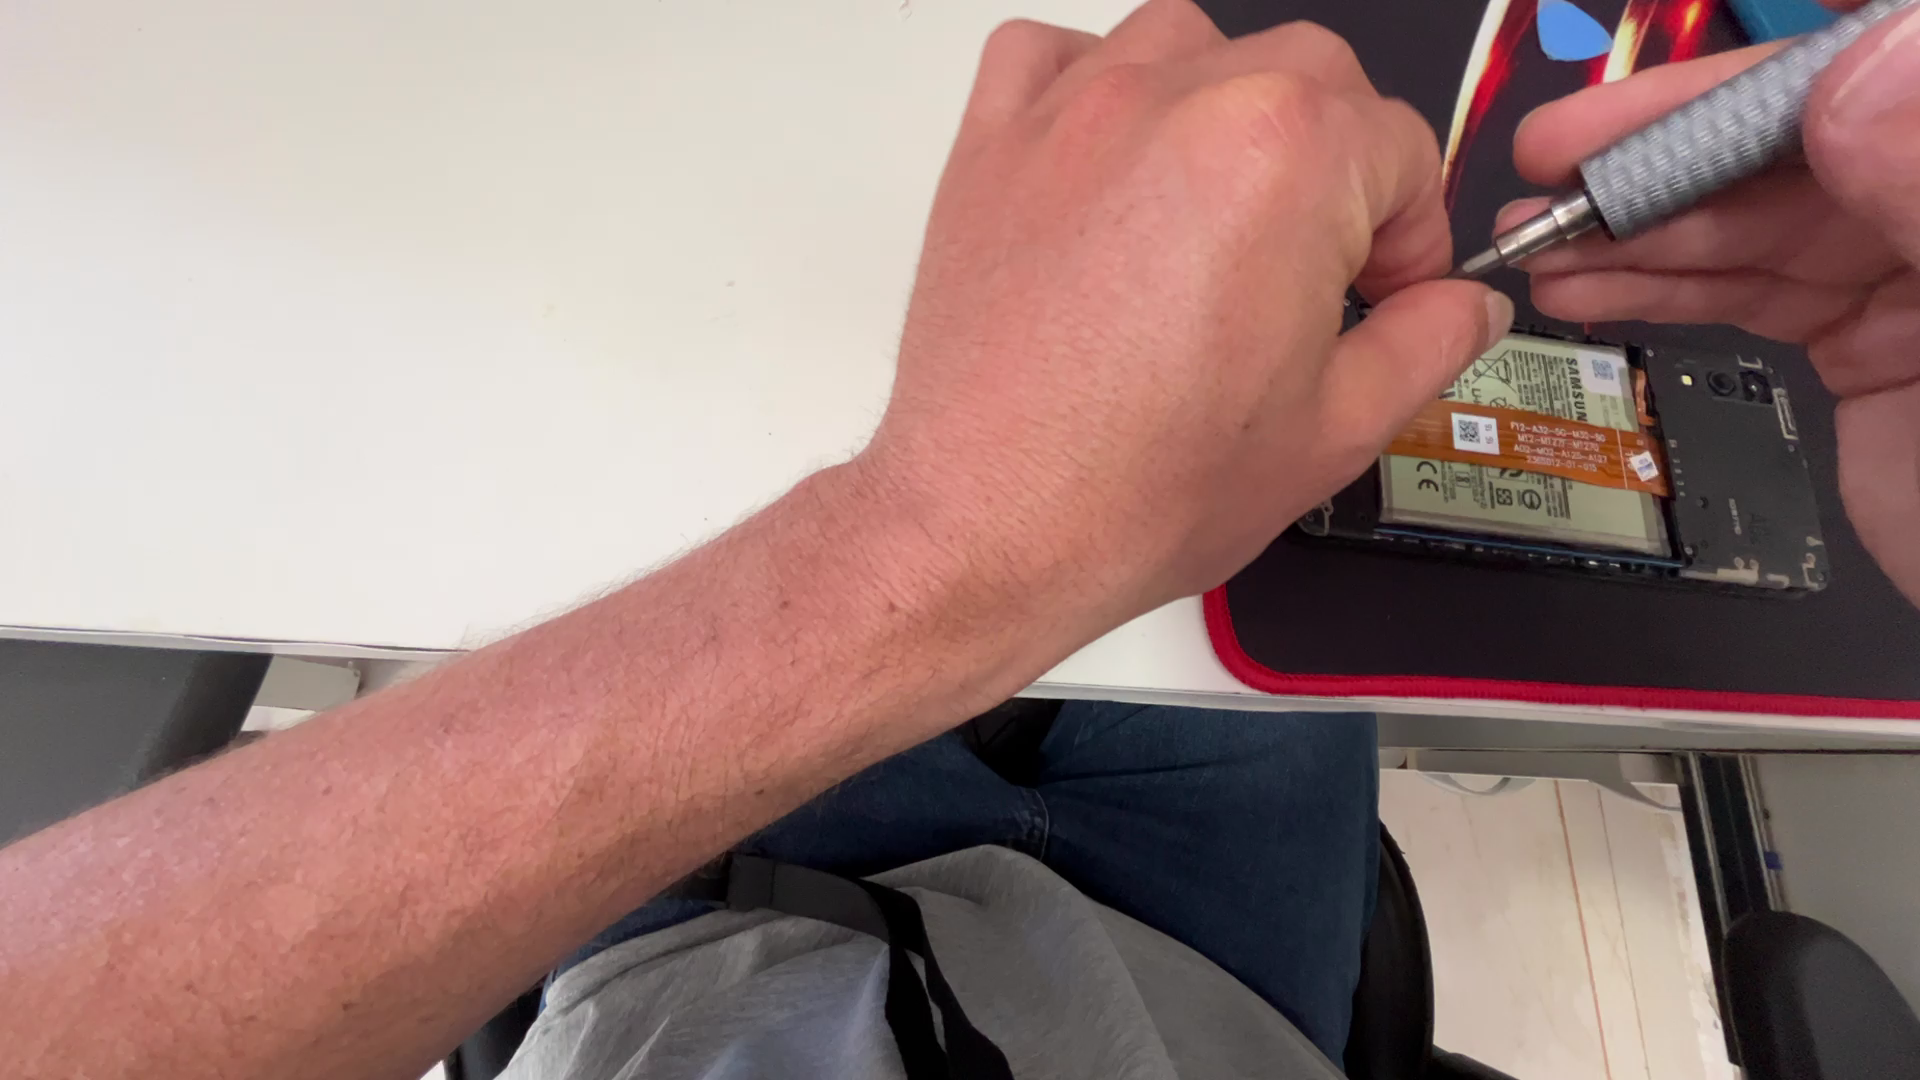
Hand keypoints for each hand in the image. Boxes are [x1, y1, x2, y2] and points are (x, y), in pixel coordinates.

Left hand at [861, 0, 1509, 638]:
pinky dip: (1090, 91)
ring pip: (1185, 51)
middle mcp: (1175, 103)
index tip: (1381, 292)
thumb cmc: (1139, 496)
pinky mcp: (987, 155)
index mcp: (1288, 156)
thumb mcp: (1329, 437)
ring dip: (1222, 118)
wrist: (990, 529)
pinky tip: (1105, 168)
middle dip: (1330, 171)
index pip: (1399, 149)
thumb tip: (1458, 304)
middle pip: (1305, 82)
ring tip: (1207, 225)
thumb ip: (1425, 346)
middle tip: (1303, 273)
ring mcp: (1067, 121)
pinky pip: (1047, 63)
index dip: (1405, 232)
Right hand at [1499, 3, 1919, 600]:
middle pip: (1793, 160)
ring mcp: (1917, 275)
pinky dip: (1656, 293)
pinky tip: (1580, 292)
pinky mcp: (1858, 344)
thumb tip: (1852, 68)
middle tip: (1530, 197)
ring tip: (1529, 254)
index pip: (1879, 86)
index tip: (1599, 127)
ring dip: (1630, 242)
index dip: (1729, 96)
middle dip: (1652, 179)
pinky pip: (1742, 299)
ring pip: (1747, 235)